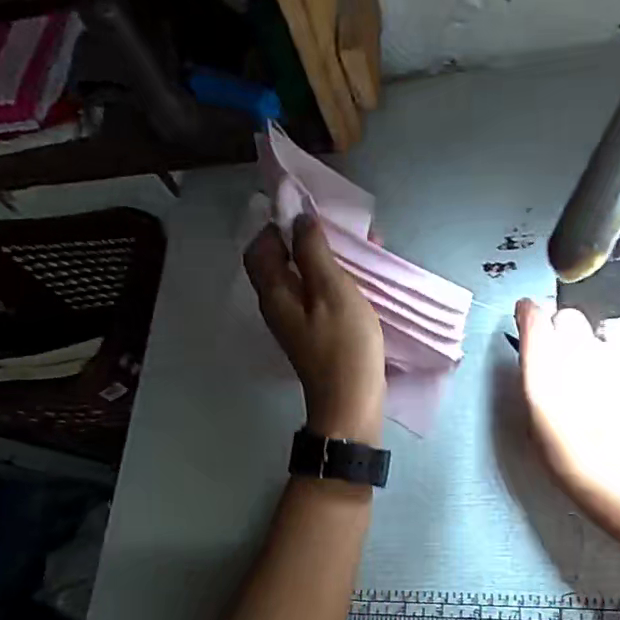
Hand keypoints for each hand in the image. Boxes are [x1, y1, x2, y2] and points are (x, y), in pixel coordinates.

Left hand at [245, 216, 385, 443]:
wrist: (351, 404)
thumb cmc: (343, 346)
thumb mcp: (333, 291)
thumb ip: (314, 252)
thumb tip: (299, 220)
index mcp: (274, 292)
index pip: (260, 247)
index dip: (278, 226)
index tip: (309, 214)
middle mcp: (278, 306)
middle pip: (282, 263)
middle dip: (308, 242)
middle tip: (341, 232)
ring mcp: (297, 325)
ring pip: (304, 281)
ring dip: (327, 263)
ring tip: (359, 253)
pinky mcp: (316, 338)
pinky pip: (319, 299)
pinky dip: (335, 284)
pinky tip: (360, 283)